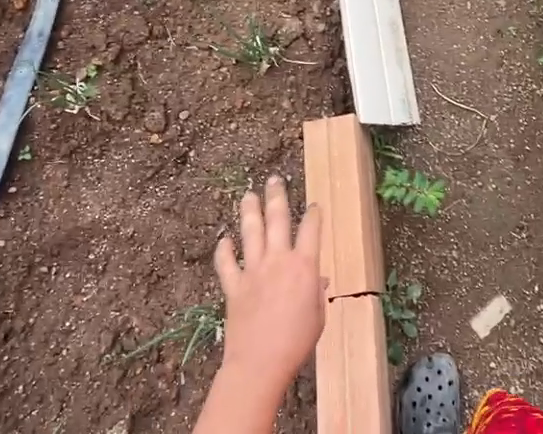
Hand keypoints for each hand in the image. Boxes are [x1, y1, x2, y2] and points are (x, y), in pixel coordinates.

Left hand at [214, 175, 326, 393]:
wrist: (260, 364)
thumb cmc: (297, 342)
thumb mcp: (318, 316)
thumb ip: (317, 293)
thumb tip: (318, 280)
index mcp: (304, 265)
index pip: (312, 229)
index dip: (314, 214)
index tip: (314, 205)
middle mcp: (278, 260)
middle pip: (278, 219)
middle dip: (277, 196)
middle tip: (275, 179)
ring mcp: (253, 271)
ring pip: (251, 232)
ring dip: (250, 211)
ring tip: (249, 195)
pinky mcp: (234, 286)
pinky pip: (226, 263)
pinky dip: (224, 250)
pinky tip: (224, 240)